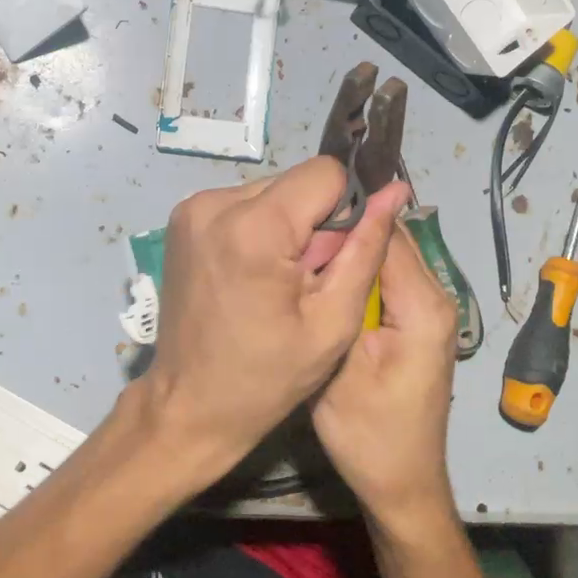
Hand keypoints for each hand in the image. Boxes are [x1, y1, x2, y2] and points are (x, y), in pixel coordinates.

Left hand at [138, 157, 407, 477]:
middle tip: (310, 279)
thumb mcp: (333, 321)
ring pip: (271, 191)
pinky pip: (242, 205)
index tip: (339, 255)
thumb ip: (366, 249)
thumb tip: (395, 191)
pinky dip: (260, 230)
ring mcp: (192, 209)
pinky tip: (257, 276)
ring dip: (288, 226)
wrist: (189, 405)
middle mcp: (214, 203)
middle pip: (295, 182)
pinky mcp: (182, 219)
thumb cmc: (266, 377)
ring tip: (281, 283)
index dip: (347, 208)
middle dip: (315, 221)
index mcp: (253, 228)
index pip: (325, 173)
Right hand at [312, 222, 458, 522]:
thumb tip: (327, 243)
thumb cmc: (368, 434)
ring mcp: (430, 311)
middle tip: (294, 234)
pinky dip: (359, 274)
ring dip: (350, 252)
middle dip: (346, 232)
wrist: (400, 485)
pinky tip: (325, 280)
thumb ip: (341, 303)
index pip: (385, 234)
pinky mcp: (418, 323)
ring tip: (303, 252)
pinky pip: (388, 280)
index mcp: (423, 306)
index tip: (298, 218)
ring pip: (387, 258)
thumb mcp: (341, 368)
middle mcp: (436, 298)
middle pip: (390, 241)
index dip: (343, 220)